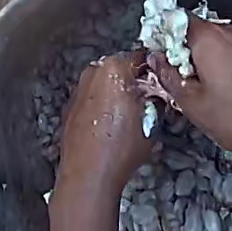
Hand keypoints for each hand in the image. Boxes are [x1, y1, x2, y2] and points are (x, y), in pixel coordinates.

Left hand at [55, 53, 151, 200]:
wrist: (88, 173)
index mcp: (114, 67)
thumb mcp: (153, 120)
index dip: (153, 70)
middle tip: (147, 100)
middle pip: (120, 68)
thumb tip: (155, 94)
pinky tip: (110, 125)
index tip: (160, 81)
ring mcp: (79, 89)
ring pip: (104, 83)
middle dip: (133, 81)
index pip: (140, 57)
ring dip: (116, 93)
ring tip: (129, 116)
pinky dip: (101, 105)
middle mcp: (93, 72)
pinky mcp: (70, 106)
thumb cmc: (121, 147)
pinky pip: (92, 98)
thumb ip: (155, 98)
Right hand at [148, 19, 231, 170]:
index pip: (172, 21)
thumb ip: (169, 78)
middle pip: (195, 34)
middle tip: (178, 87)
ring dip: (204, 66)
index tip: (156, 64)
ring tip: (205, 98)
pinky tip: (231, 100)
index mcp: (207, 36)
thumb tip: (156, 60)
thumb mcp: (194, 105)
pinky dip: (225, 72)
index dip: (159, 40)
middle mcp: (231, 32)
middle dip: (181, 55)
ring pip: (216, 47)